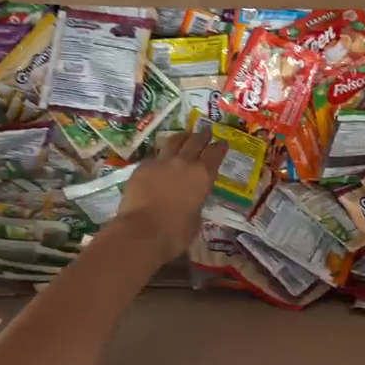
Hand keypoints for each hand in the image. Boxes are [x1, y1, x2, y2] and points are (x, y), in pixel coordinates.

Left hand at [108, 129, 227, 265]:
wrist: (141, 231)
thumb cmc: (175, 233)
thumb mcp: (195, 219)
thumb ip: (196, 203)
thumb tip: (192, 201)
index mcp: (203, 176)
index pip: (215, 154)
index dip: (220, 147)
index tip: (222, 142)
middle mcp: (184, 163)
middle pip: (195, 141)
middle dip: (202, 135)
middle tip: (206, 131)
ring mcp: (161, 162)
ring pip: (174, 142)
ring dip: (181, 137)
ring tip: (184, 134)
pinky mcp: (142, 167)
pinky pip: (155, 155)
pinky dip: (160, 155)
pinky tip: (160, 158)